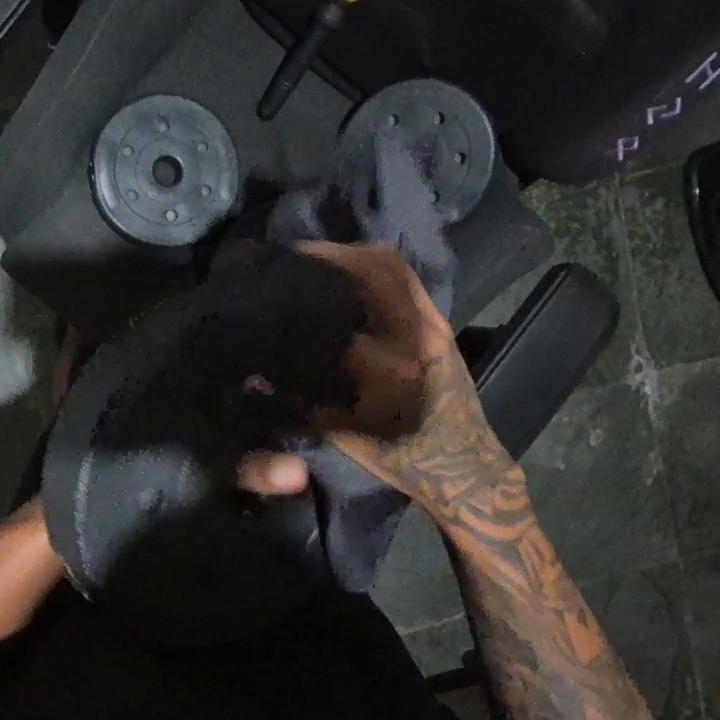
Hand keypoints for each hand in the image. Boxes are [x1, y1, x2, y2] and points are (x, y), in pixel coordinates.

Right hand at [243, 241, 517, 514]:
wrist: (464, 466)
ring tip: (322, 262)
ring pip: (394, 269)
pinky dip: (379, 272)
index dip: (312, 275)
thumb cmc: (401, 457)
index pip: (342, 302)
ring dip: (356, 257)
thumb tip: (255, 378)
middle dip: (333, 253)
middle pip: (374, 266)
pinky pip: (408, 284)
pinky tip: (354, 281)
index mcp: (386, 357)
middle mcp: (413, 330)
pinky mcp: (441, 327)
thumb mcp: (343, 434)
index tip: (284, 268)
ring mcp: (433, 324)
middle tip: (298, 256)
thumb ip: (298, 404)